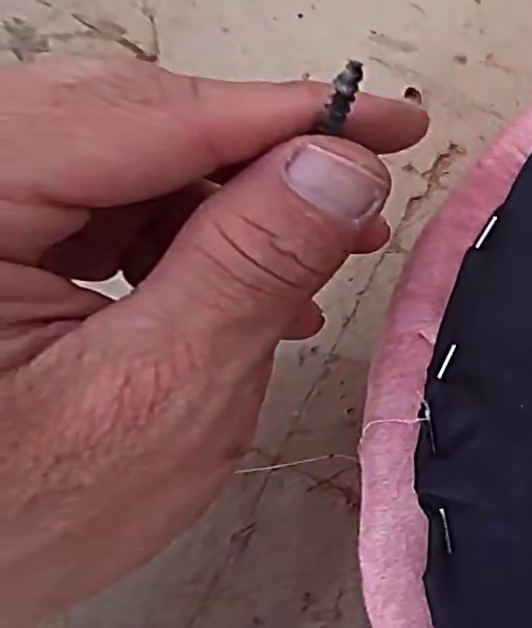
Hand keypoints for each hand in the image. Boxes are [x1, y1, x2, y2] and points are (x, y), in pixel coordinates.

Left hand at [0, 58, 428, 627]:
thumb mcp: (169, 382)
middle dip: (264, 149)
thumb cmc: (18, 515)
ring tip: (325, 251)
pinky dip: (191, 227)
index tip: (398, 120)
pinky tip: (248, 279)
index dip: (289, 113)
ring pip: (115, 151)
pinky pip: (89, 197)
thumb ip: (257, 261)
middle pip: (115, 113)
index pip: (140, 120)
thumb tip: (344, 166)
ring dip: (238, 195)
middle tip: (366, 189)